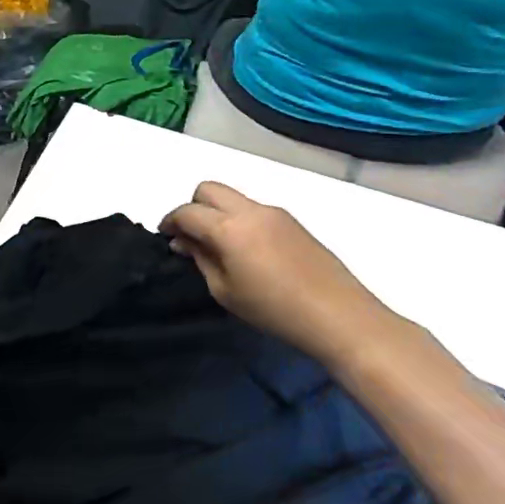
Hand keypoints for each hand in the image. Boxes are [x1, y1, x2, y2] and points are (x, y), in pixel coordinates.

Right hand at [159, 182, 380, 364]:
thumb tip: (185, 241)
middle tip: (191, 236)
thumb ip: (201, 259)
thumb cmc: (274, 310)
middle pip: (208, 189)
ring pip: (232, 197)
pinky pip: (253, 209)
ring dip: (217, 212)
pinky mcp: (291, 220)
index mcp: (229, 227)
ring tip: (220, 246)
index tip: (165, 236)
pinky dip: (239, 219)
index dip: (170, 221)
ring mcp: (273, 211)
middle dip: (193, 206)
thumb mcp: (226, 291)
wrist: (338, 315)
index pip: (187, 211)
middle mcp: (249, 209)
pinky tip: (248, 251)